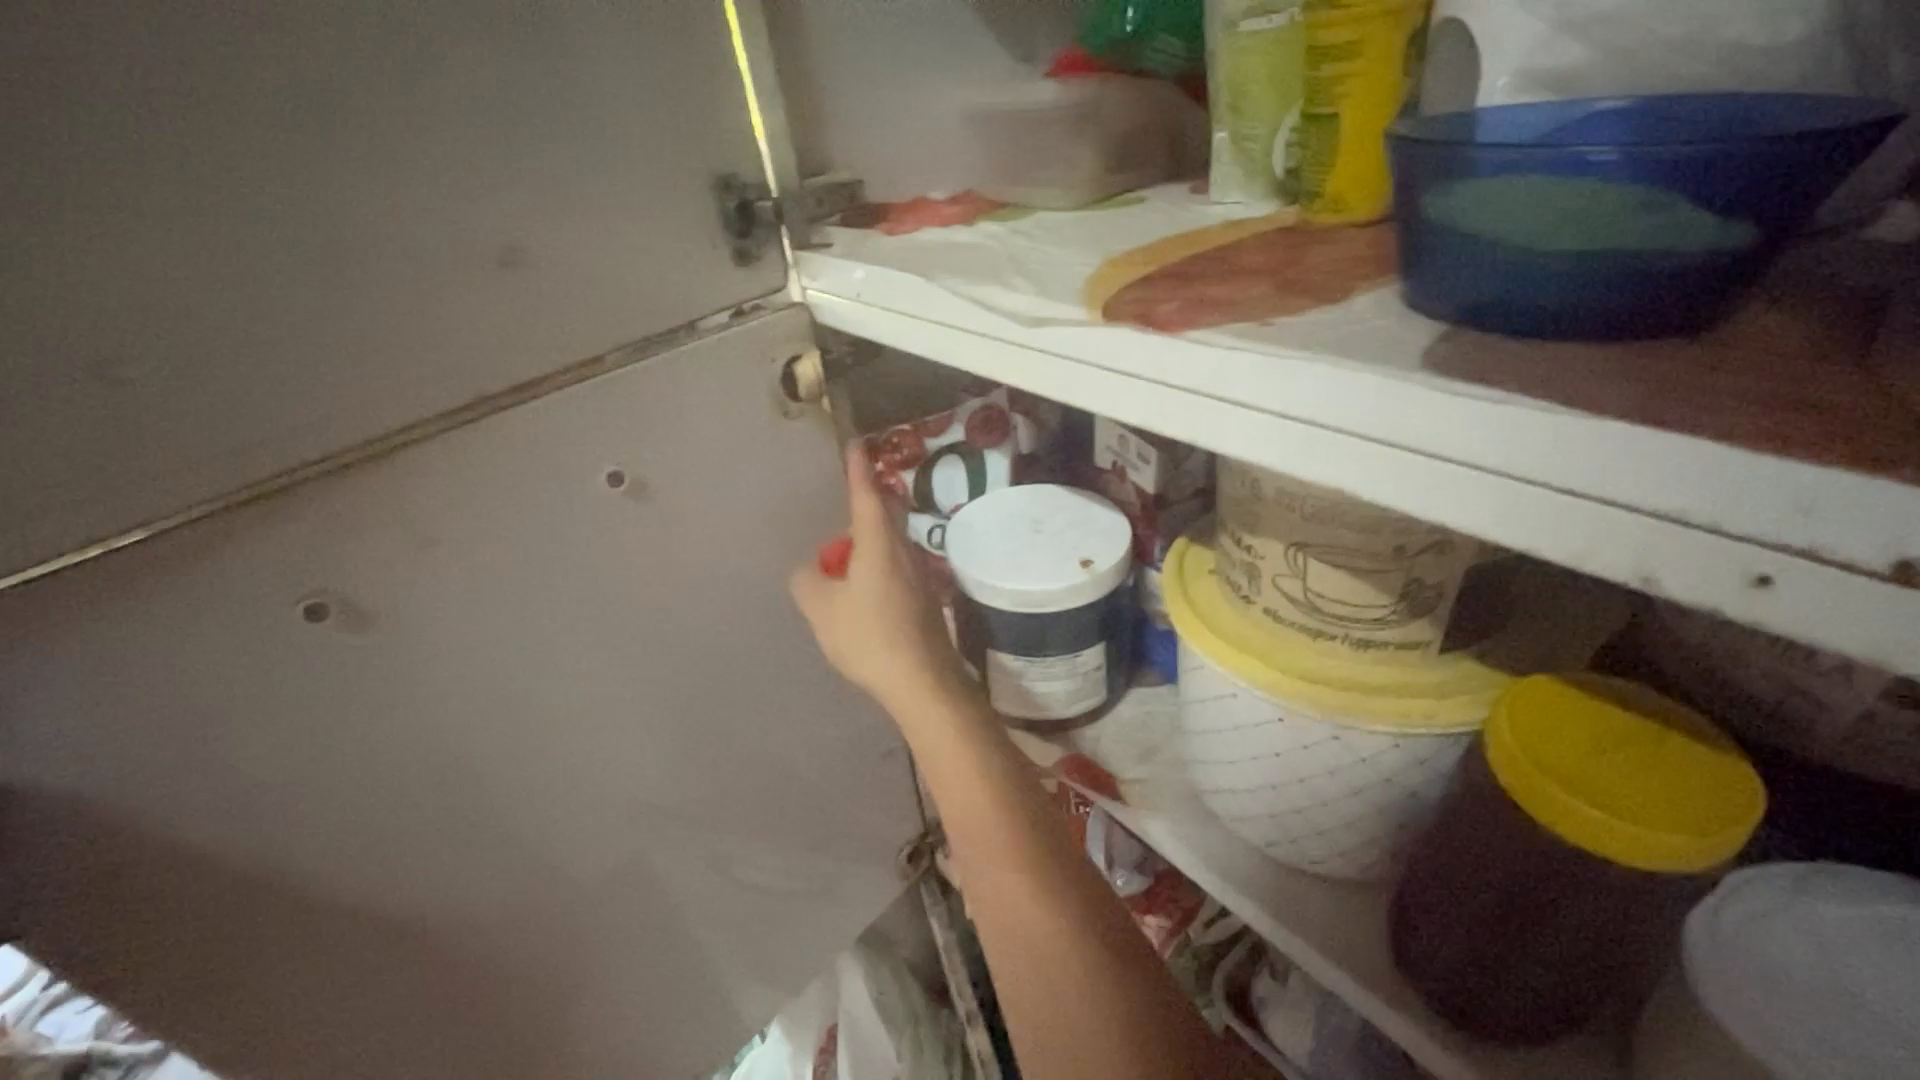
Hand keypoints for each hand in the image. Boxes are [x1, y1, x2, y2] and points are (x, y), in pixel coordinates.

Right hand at [790, 442, 970, 717]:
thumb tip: (812, 570)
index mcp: (879, 544)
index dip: (858, 470)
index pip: (867, 495)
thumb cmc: (869, 637)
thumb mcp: (822, 609)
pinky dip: (878, 566)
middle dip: (868, 503)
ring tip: (846, 558)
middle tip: (848, 500)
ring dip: (871, 541)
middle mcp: (905, 551)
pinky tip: (864, 592)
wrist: (922, 680)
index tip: (856, 445)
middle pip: (887, 515)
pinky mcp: (925, 599)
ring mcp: (920, 575)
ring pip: (892, 543)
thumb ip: (809, 581)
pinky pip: (897, 568)